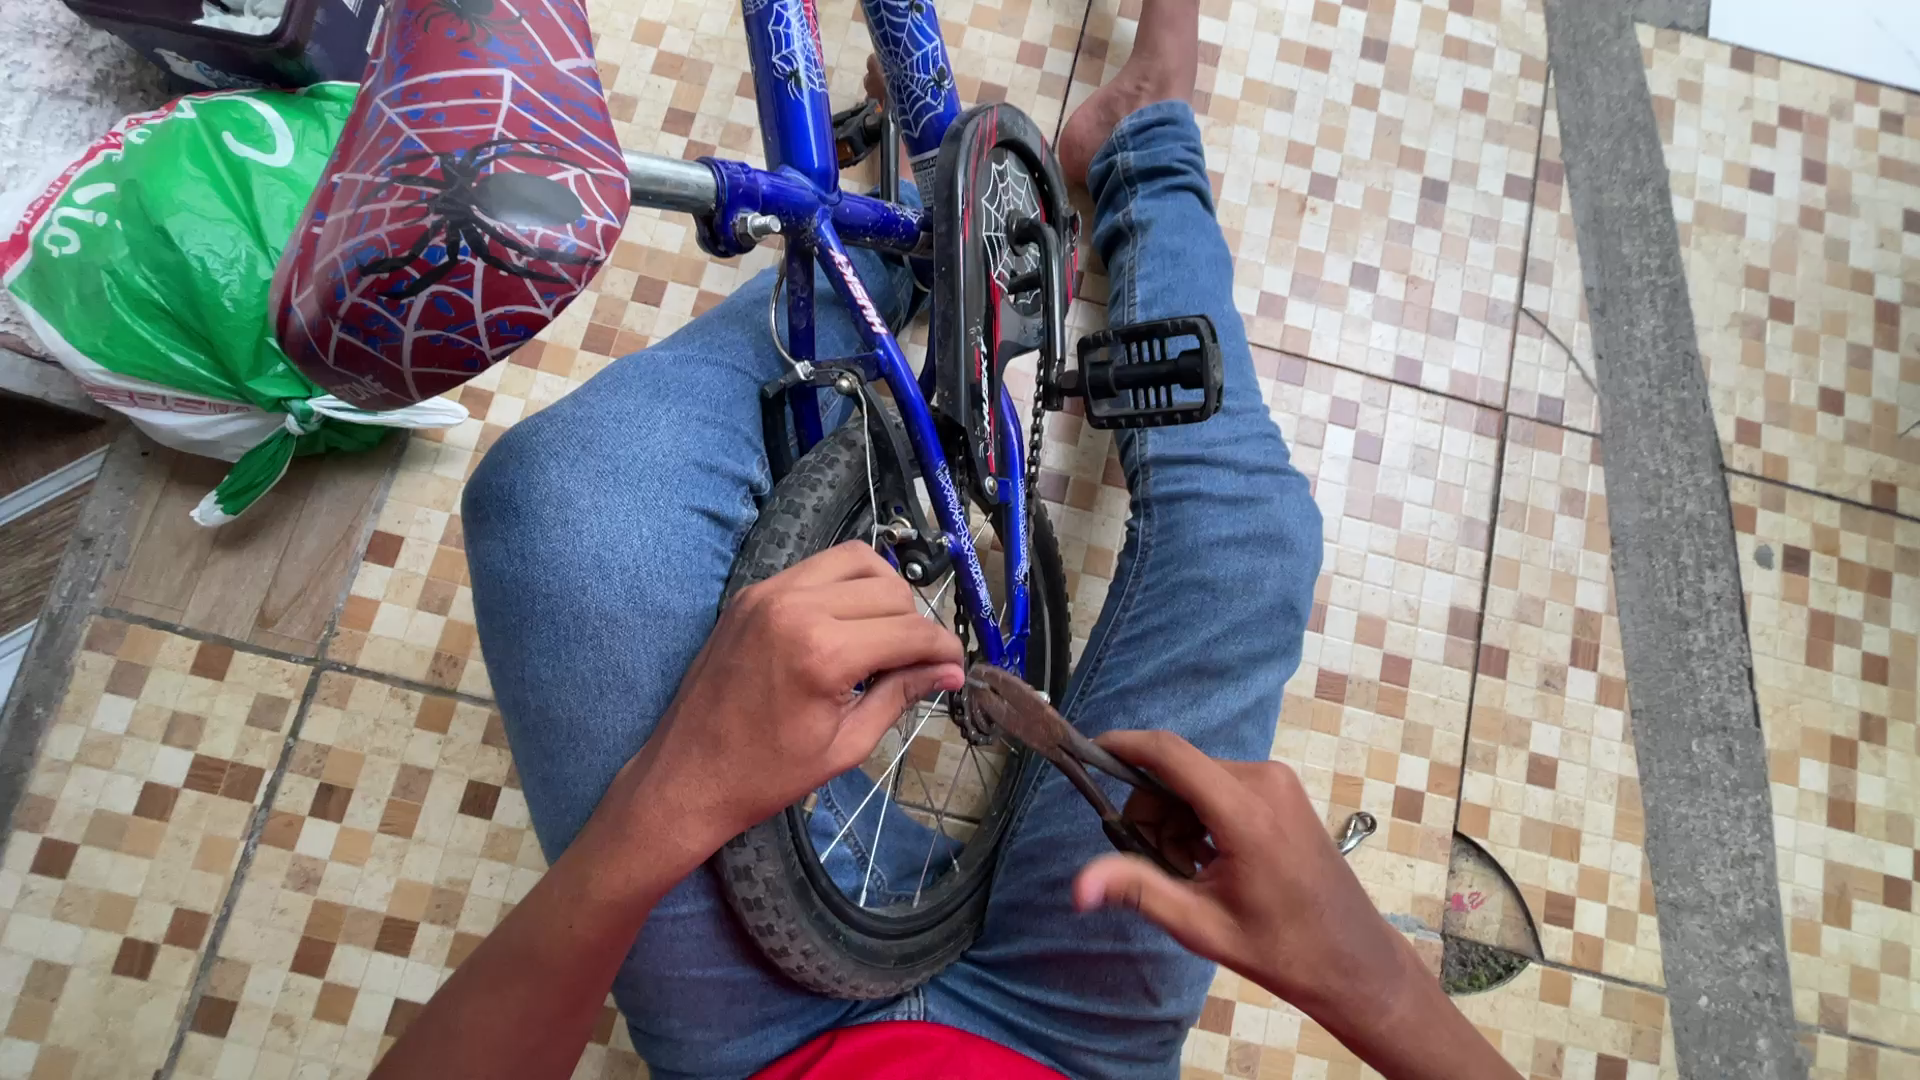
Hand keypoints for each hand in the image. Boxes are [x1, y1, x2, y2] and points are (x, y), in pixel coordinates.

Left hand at [590, 542, 964, 878]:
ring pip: (857, 560)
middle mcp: (797, 606)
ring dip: (884, 591)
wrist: (683, 778)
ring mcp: (770, 592)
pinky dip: (846, 584)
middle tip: (915, 662)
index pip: (910, 630)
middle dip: (916, 624)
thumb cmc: (766, 776)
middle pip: (890, 590)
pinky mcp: (753, 591)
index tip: (955, 666)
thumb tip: (950, 671)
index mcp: (822, 652)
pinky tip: (848, 620)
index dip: (942, 648)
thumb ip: (901, 695)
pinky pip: (818, 566)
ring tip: (885, 633)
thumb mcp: (846, 745)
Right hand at [1072, 731, 1410, 1020]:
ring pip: (1193, 778)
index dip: (1123, 745)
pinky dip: (1199, 813)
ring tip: (1192, 869)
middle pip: (1175, 771)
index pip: (1169, 753)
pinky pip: (1216, 783)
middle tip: (1158, 863)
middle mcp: (1263, 779)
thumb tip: (1078, 887)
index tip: (1087, 751)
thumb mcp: (1202, 927)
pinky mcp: (1280, 785)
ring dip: (1175, 817)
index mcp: (1246, 812)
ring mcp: (1276, 779)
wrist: (1358, 964)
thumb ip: (1139, 891)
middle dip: (1151, 810)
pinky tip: (1212, 856)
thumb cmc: (1282, 951)